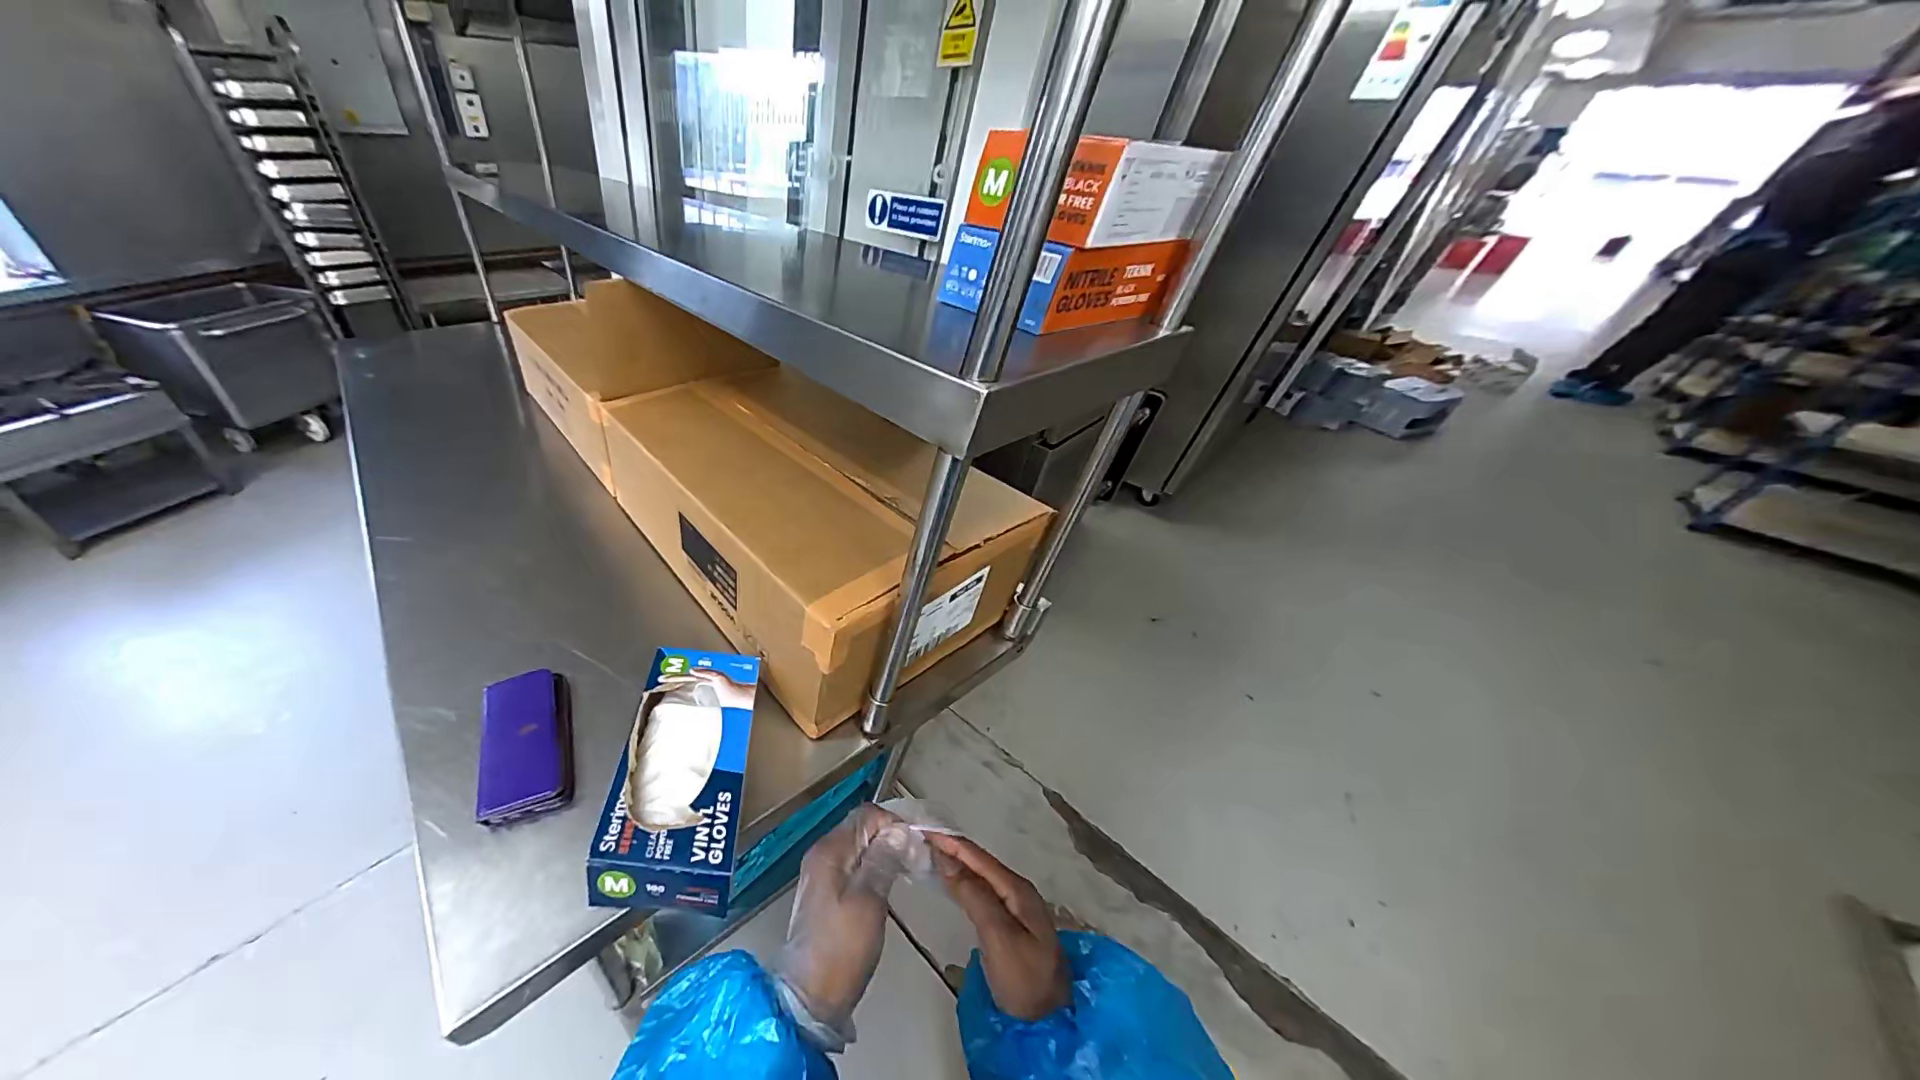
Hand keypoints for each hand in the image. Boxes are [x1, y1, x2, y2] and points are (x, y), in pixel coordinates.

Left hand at [777, 804, 904, 1036]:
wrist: (810, 998)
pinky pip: (856, 865)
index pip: (867, 815)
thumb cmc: (841, 949)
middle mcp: (823, 855)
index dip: (895, 823)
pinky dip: (876, 867)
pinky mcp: (828, 893)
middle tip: (916, 858)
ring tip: (908, 870)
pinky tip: (890, 883)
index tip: (916, 845)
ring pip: (861, 846)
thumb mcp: (869, 900)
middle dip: (892, 836)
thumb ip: (883, 860)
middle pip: (863, 828)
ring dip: (886, 852)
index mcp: (829, 851)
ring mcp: (823, 874)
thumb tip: (899, 830)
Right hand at [930, 834, 1069, 1020]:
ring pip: (981, 874)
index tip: (923, 830)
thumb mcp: (997, 936)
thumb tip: (948, 860)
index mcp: (1016, 889)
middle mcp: (1017, 890)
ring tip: (930, 853)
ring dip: (957, 862)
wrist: (1052, 1018)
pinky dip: (964, 880)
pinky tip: (951, 881)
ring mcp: (1016, 905)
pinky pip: (983, 889)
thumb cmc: (1025, 979)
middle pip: (980, 861)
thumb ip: (974, 896)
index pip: (978, 857)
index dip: (951, 842)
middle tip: (920, 838)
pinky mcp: (1010, 921)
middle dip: (952, 848)